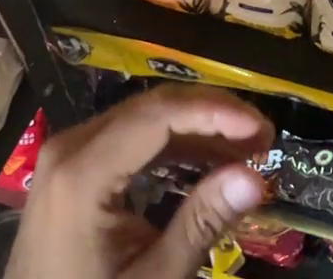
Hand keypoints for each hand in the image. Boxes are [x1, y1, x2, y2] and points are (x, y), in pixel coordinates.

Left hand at [11, 86, 272, 278]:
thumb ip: (200, 224)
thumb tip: (257, 178)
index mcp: (82, 173)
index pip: (158, 116)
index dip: (215, 113)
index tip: (261, 129)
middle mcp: (71, 147)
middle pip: (153, 108)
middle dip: (213, 116)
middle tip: (264, 137)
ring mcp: (69, 154)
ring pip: (145, 119)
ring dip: (198, 128)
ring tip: (248, 148)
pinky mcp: (73, 168)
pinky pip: (130, 139)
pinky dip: (173, 144)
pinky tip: (209, 160)